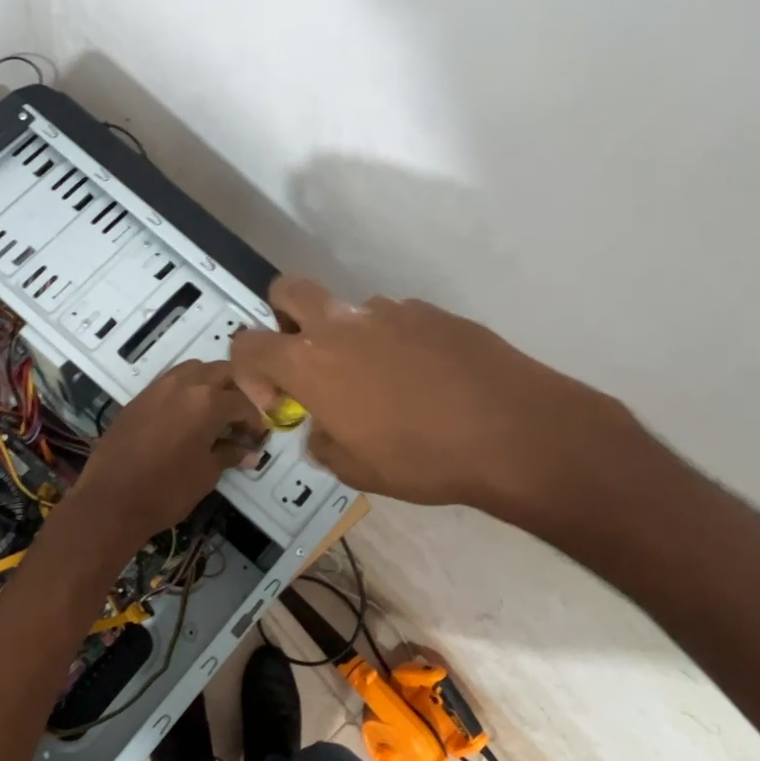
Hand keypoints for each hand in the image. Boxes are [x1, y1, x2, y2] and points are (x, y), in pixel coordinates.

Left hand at [64, 360, 264, 543]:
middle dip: (237, 391)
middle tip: (239, 418)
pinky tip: (187, 416)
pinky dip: (186, 389)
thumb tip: (249, 452)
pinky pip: (171, 381)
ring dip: (210, 383)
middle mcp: (185, 384)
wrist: (110, 500)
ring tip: (214, 412)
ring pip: (194, 369)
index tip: (257, 438)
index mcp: (208, 402)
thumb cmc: (166, 491)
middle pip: (222, 372)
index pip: (244, 402)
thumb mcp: (206, 474)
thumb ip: (229, 455)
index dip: (255, 421)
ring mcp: (159, 387)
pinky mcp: (139, 397)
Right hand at [229, 276, 650, 532]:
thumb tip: (322, 429)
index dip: (249, 372)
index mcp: (311, 361)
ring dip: (349, 339)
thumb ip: (324, 443)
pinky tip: (426, 382)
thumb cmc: (422, 458)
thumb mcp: (356, 470)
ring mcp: (391, 310)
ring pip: (350, 310)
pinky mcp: (433, 312)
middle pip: (288, 291)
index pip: (247, 344)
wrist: (512, 430)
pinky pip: (396, 320)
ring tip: (385, 388)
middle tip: (308, 363)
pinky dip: (395, 344)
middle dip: (284, 320)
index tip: (277, 402)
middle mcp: (343, 323)